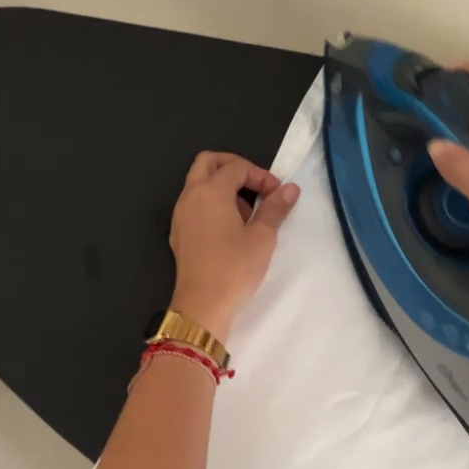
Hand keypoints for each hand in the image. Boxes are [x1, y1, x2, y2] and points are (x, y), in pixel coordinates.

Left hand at [168, 151, 299, 337]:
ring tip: (246, 213)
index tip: (277, 195)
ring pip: (199, 184)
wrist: (203, 305)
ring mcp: (180, 215)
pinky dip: (211, 204)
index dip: (261, 176)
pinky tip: (229, 229)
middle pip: (208, 163)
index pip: (237, 168)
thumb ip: (275, 208)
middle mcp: (190, 196)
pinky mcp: (178, 233)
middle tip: (256, 187)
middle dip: (234, 168)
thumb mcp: (262, 237)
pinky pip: (194, 204)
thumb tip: (290, 188)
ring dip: (222, 186)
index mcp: (210, 191)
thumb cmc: (235, 268)